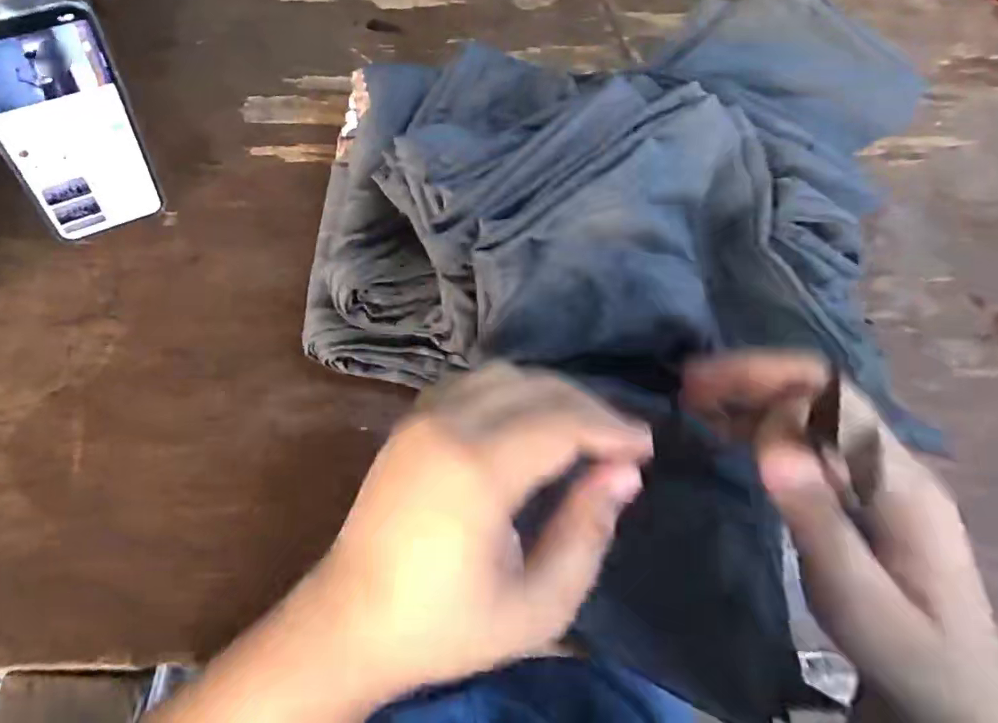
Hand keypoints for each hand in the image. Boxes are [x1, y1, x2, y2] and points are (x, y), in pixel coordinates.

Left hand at [150, 363, 651, 722]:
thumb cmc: (446, 622)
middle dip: (585, 405)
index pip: (560, 422)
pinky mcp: (408, 419)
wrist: (352, 616)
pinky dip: (509, 389)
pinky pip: (469, 382)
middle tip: (621, 441)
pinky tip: (527, 421)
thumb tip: (623, 475)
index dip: (609, 427)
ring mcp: (421, 415)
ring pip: (500, 374)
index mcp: (477, 469)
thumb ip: (585, 534)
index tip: (646, 446)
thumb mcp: (536, 606)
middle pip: (533, 386)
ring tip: (581, 429)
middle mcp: (447, 424)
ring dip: (547, 392)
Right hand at [681, 353, 997, 722]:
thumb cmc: (907, 655)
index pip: (838, 399)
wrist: (948, 701)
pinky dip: (757, 423)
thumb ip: (818, 522)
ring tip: (693, 400)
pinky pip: (803, 436)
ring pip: (807, 408)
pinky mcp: (852, 487)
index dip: (770, 381)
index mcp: (902, 484)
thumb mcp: (861, 602)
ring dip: (750, 396)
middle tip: (689, 385)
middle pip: (820, 392)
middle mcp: (889, 463)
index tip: (708, 393)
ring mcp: (872, 473)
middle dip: (752, 378)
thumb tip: (769, 444)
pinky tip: (720, 428)